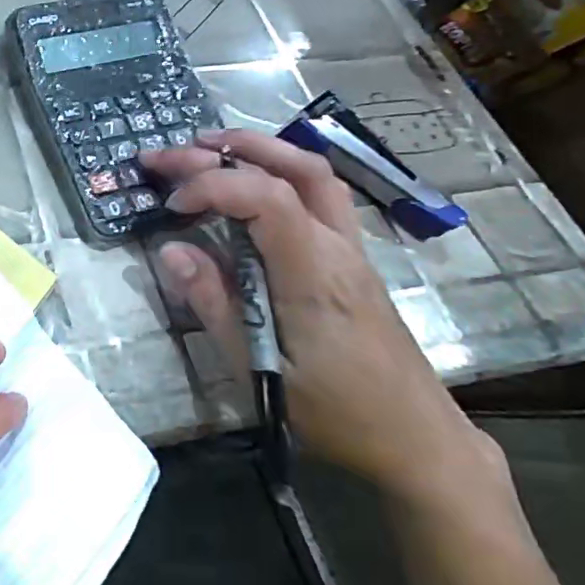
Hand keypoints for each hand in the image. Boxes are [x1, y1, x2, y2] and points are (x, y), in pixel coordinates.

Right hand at [140, 130, 498, 498]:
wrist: (418, 438)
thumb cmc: (339, 414)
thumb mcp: (263, 376)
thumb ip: (216, 308)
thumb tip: (171, 250)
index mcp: (314, 272)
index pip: (267, 197)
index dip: (214, 185)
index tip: (173, 207)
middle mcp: (336, 244)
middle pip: (290, 167)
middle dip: (224, 150)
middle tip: (166, 154)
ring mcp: (350, 244)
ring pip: (312, 170)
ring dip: (258, 147)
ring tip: (207, 146)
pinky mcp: (351, 254)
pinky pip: (318, 190)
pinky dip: (278, 167)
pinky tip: (252, 178)